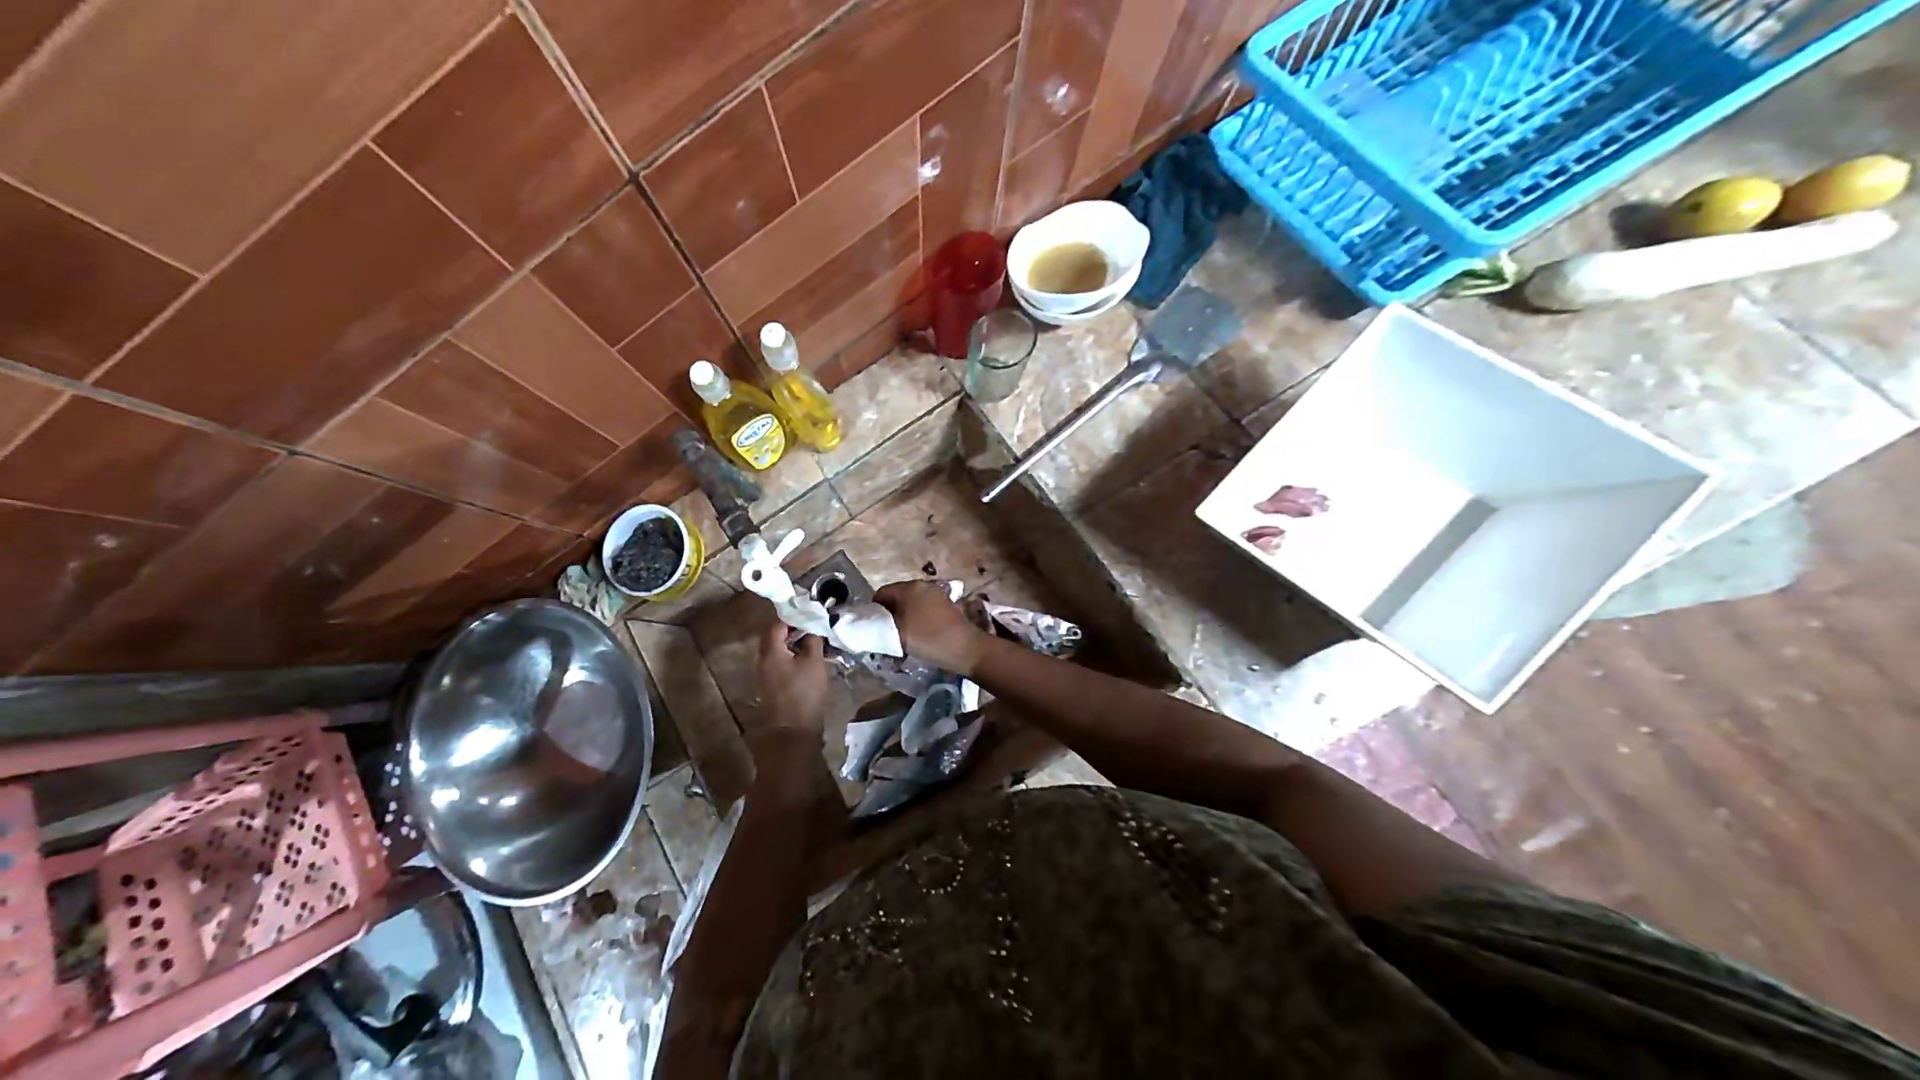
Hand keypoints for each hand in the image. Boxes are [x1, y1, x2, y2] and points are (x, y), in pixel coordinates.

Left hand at [755, 622, 828, 742]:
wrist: (794, 731)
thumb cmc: (804, 693)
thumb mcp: (814, 662)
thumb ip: (812, 640)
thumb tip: (812, 626)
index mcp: (770, 652)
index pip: (777, 625)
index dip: (793, 618)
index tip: (811, 617)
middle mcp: (762, 661)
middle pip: (774, 638)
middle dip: (793, 631)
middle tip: (813, 630)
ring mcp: (765, 675)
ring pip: (777, 652)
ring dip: (793, 645)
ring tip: (814, 645)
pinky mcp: (772, 687)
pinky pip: (780, 664)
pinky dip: (792, 658)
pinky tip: (808, 662)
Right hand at [873, 581, 992, 675]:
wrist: (964, 648)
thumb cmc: (927, 639)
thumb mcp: (897, 634)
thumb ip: (881, 624)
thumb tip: (874, 621)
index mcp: (908, 587)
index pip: (881, 593)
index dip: (874, 610)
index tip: (874, 627)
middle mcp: (922, 584)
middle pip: (897, 596)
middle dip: (889, 612)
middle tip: (887, 632)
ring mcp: (936, 592)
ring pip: (910, 601)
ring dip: (904, 615)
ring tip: (903, 634)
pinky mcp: (945, 603)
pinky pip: (923, 606)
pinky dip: (917, 616)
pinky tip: (919, 632)